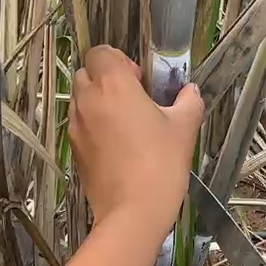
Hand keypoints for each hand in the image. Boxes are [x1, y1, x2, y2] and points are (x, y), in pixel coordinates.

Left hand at [70, 46, 204, 236]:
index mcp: (113, 85)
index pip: (102, 52)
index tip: (140, 81)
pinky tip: (117, 149)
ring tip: (125, 127)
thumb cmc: (160, 166)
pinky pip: (80, 129)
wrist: (133, 213)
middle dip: (106, 81)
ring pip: (80, 102)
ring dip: (98, 105)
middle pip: (87, 74)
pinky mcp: (74, 153)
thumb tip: (190, 93)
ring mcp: (76, 128)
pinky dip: (94, 130)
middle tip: (133, 102)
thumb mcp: (184, 129)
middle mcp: (88, 101)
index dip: (120, 61)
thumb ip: (188, 102)